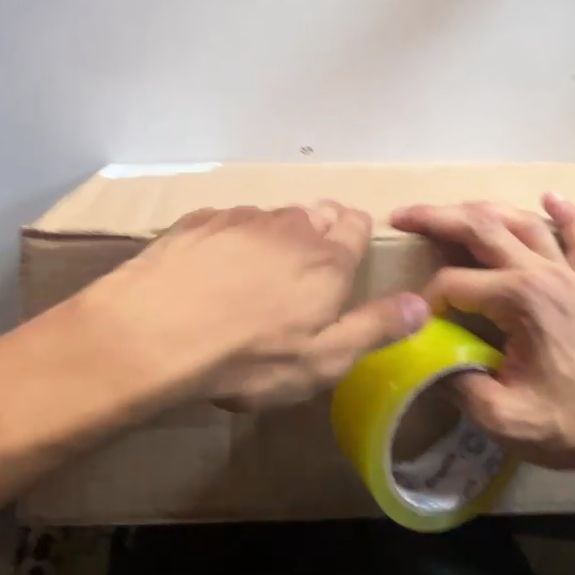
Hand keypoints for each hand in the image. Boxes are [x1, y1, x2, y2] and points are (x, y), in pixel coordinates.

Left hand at [102, 203, 429, 410]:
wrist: (151, 333)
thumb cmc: (248, 357)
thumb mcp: (323, 360)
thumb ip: (375, 327)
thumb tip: (422, 303)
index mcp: (327, 257)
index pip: (356, 223)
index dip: (355, 238)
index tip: (345, 265)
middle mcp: (289, 224)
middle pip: (316, 213)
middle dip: (319, 234)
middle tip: (303, 276)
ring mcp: (240, 217)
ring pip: (271, 218)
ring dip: (273, 239)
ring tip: (252, 279)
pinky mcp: (197, 221)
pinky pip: (228, 222)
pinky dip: (230, 240)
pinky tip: (210, 273)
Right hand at [391, 194, 574, 473]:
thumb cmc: (570, 426)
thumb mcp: (503, 418)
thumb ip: (458, 383)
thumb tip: (428, 359)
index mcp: (519, 299)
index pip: (454, 282)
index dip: (427, 299)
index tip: (416, 325)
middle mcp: (543, 273)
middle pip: (482, 228)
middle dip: (436, 218)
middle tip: (402, 216)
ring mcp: (570, 276)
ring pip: (522, 222)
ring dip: (483, 210)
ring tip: (450, 210)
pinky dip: (566, 215)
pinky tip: (550, 197)